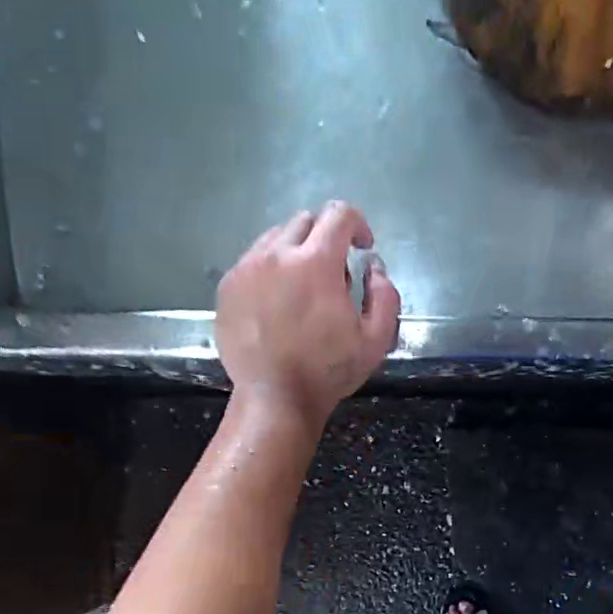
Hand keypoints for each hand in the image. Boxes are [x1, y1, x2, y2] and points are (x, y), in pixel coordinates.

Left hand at [214, 201, 401, 427]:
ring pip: (275, 238)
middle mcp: (276, 255)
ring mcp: (246, 269)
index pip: (339, 215)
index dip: (357, 224)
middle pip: (305, 221)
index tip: (362, 246)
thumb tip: (374, 269)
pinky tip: (276, 300)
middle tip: (333, 273)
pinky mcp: (227, 287)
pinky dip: (269, 269)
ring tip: (302, 287)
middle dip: (326, 238)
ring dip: (295, 250)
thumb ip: (385, 296)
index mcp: (315, 263)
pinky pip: (252, 261)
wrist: (274, 399)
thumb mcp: (375, 340)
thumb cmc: (327, 372)